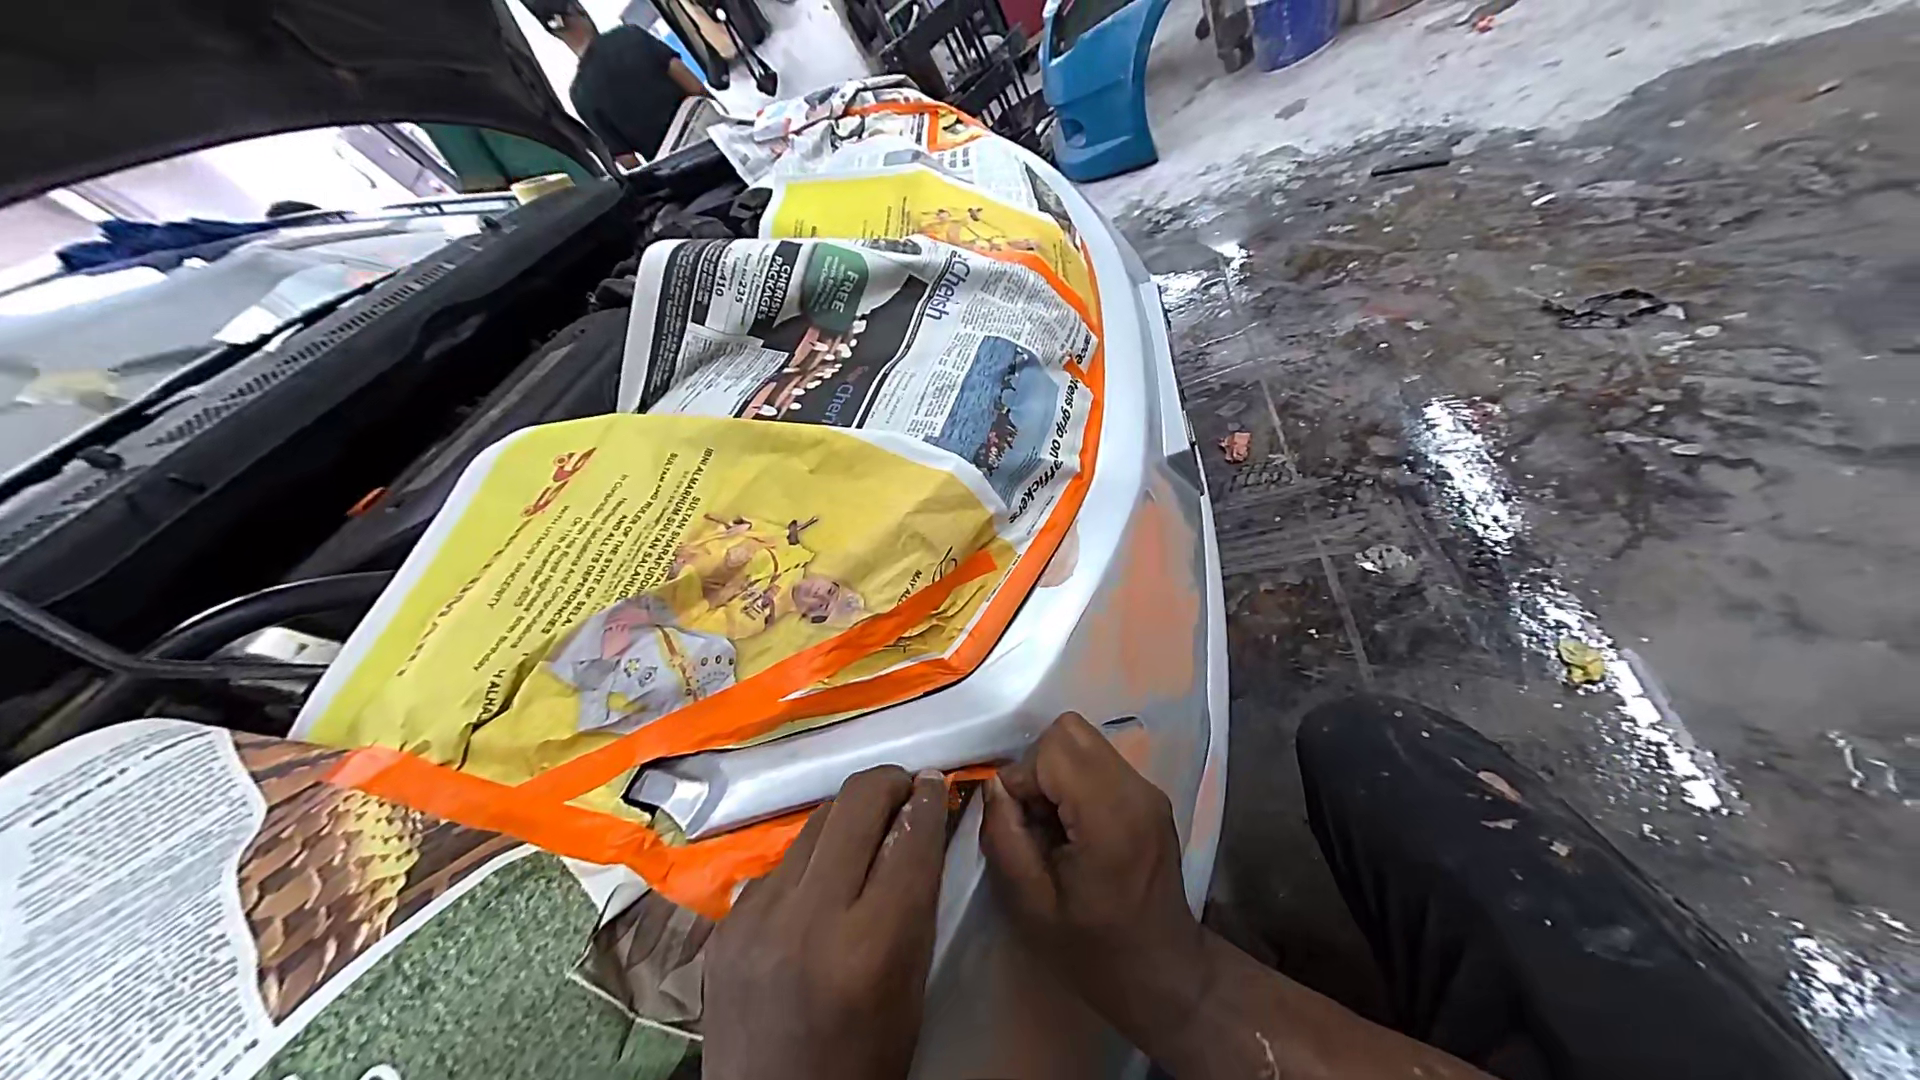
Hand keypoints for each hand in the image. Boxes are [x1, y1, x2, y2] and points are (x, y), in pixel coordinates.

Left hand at [704, 766, 950, 1079]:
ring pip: (816, 820)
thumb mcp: (911, 985)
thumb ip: (919, 898)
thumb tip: (923, 819)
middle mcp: (809, 921)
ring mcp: (757, 919)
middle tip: (904, 791)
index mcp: (870, 947)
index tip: (934, 782)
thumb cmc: (864, 1061)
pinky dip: (811, 859)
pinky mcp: (726, 925)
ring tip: (866, 834)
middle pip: (856, 803)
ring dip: (849, 816)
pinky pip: (782, 862)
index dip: (928, 798)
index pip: (910, 838)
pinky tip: (819, 885)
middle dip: (888, 783)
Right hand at [980, 713, 1210, 1043]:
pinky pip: (1098, 759)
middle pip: (1070, 731)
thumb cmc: (1093, 950)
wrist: (1163, 975)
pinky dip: (1074, 778)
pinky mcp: (1150, 794)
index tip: (1021, 822)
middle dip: (1038, 765)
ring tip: (1054, 822)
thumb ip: (1004, 835)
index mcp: (1111, 816)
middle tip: (1035, 816)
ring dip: (1055, 771)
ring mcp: (1148, 788)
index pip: (1054, 748)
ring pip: (1083, 740)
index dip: (1024, 778)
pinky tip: (1074, 824)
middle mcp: (1136, 789)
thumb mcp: (1031, 904)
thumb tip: (996, 784)